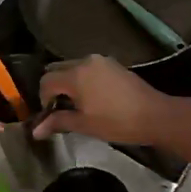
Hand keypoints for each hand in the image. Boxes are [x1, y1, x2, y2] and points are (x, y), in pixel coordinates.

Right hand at [33, 55, 182, 145]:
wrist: (155, 115)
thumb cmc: (116, 122)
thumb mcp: (84, 125)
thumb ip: (58, 122)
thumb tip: (35, 131)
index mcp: (75, 75)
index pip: (46, 81)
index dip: (43, 98)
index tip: (50, 114)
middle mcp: (85, 62)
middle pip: (57, 70)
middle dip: (54, 87)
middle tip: (60, 108)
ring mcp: (101, 61)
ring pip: (73, 67)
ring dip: (68, 82)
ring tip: (77, 103)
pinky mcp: (113, 64)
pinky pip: (88, 68)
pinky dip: (83, 78)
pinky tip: (92, 96)